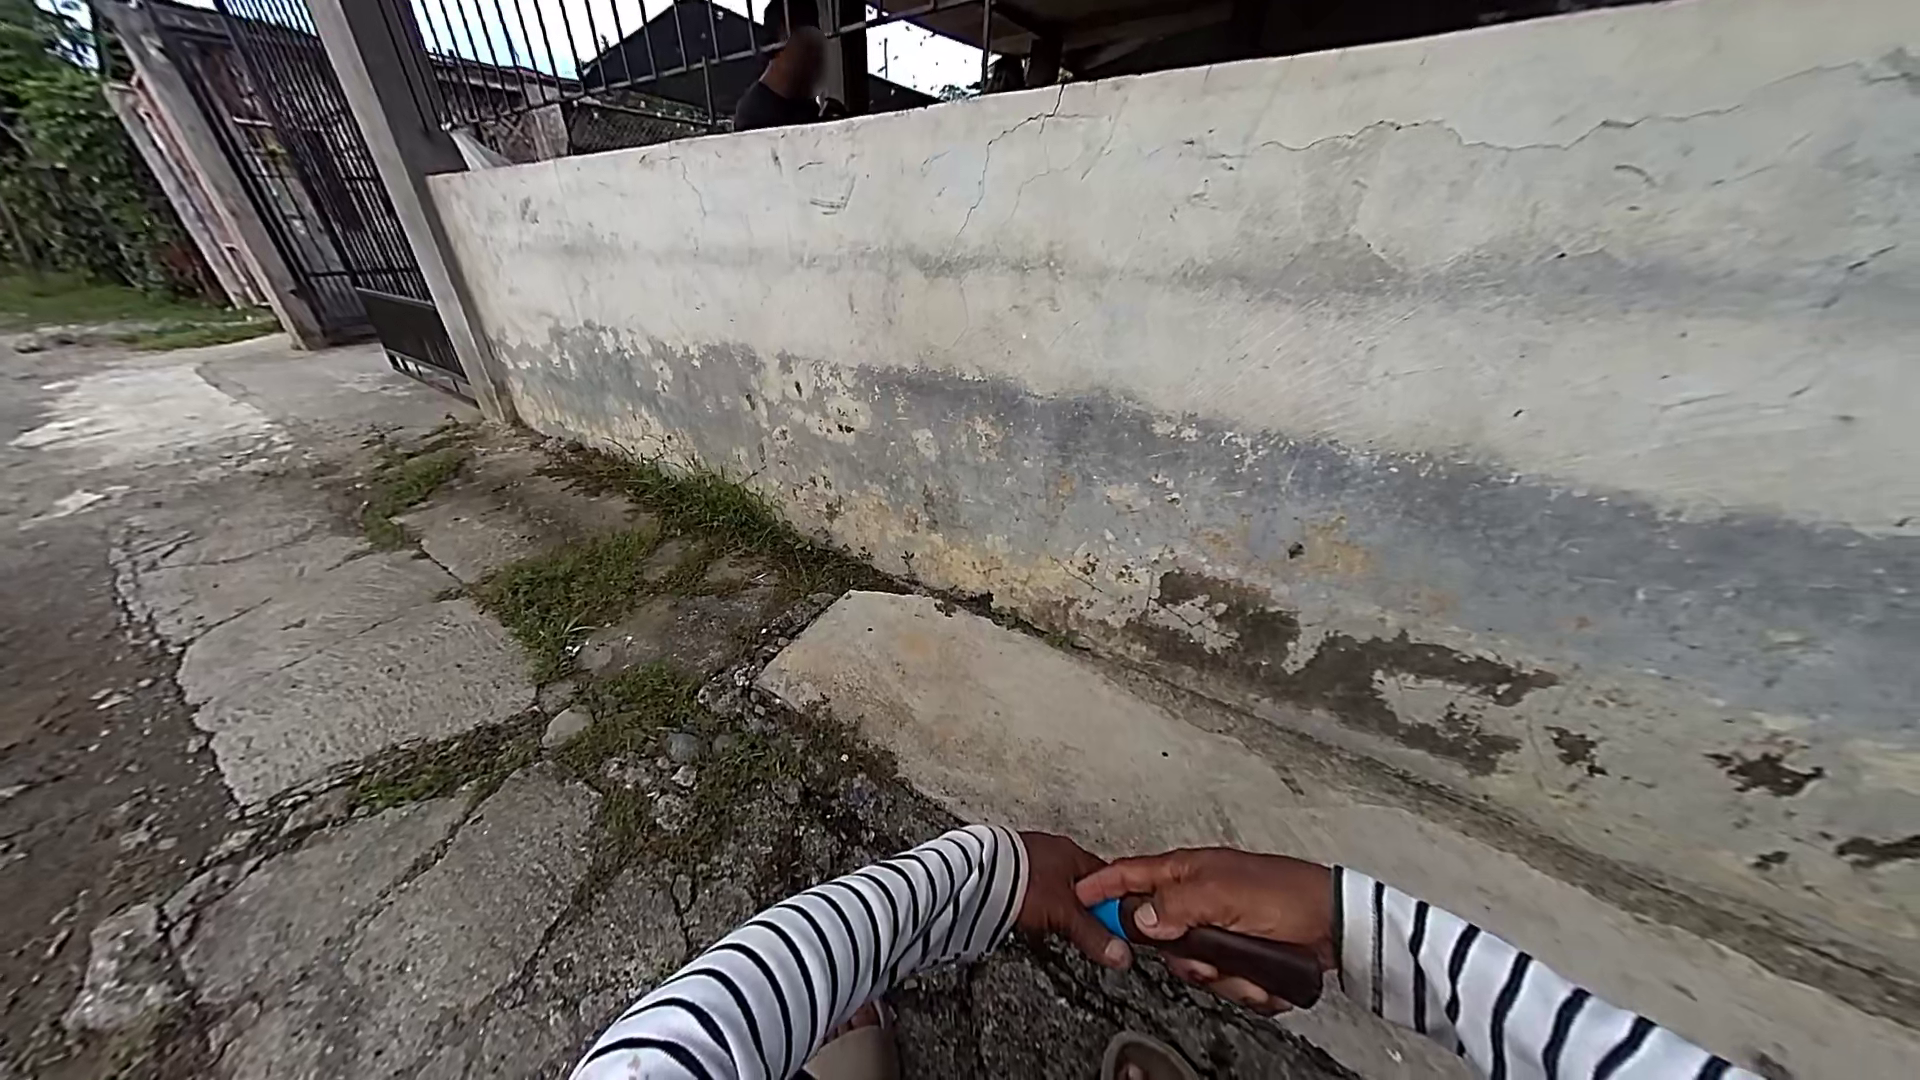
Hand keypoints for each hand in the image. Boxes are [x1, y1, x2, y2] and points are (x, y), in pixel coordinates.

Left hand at [1016, 832, 1131, 969]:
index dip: (1114, 904)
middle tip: (1087, 933)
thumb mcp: (1065, 913)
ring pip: (1059, 886)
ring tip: (1060, 927)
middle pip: (1082, 884)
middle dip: (1086, 908)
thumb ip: (1094, 934)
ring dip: (1062, 907)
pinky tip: (1036, 917)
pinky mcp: (1016, 867)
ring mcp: (1035, 856)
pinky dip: (1041, 903)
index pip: (1107, 879)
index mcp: (1074, 854)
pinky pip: (1038, 888)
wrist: (982, 871)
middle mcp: (1056, 850)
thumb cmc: (1025, 882)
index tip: (1118, 928)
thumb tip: (1121, 954)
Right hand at [1074, 848, 1334, 1013]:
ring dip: (1220, 976)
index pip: (1132, 874)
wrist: (1331, 923)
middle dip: (1183, 957)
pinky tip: (1262, 977)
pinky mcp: (1238, 951)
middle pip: (1161, 934)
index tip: (1079, 893)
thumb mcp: (1221, 895)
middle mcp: (1196, 897)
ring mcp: (1217, 925)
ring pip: (1193, 963)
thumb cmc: (1278, 893)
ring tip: (1246, 968)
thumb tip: (1138, 918)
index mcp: (1185, 872)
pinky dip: (1243, 985)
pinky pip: (1222, 979)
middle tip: (1206, 959)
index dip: (1104, 884)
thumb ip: (1174, 905)